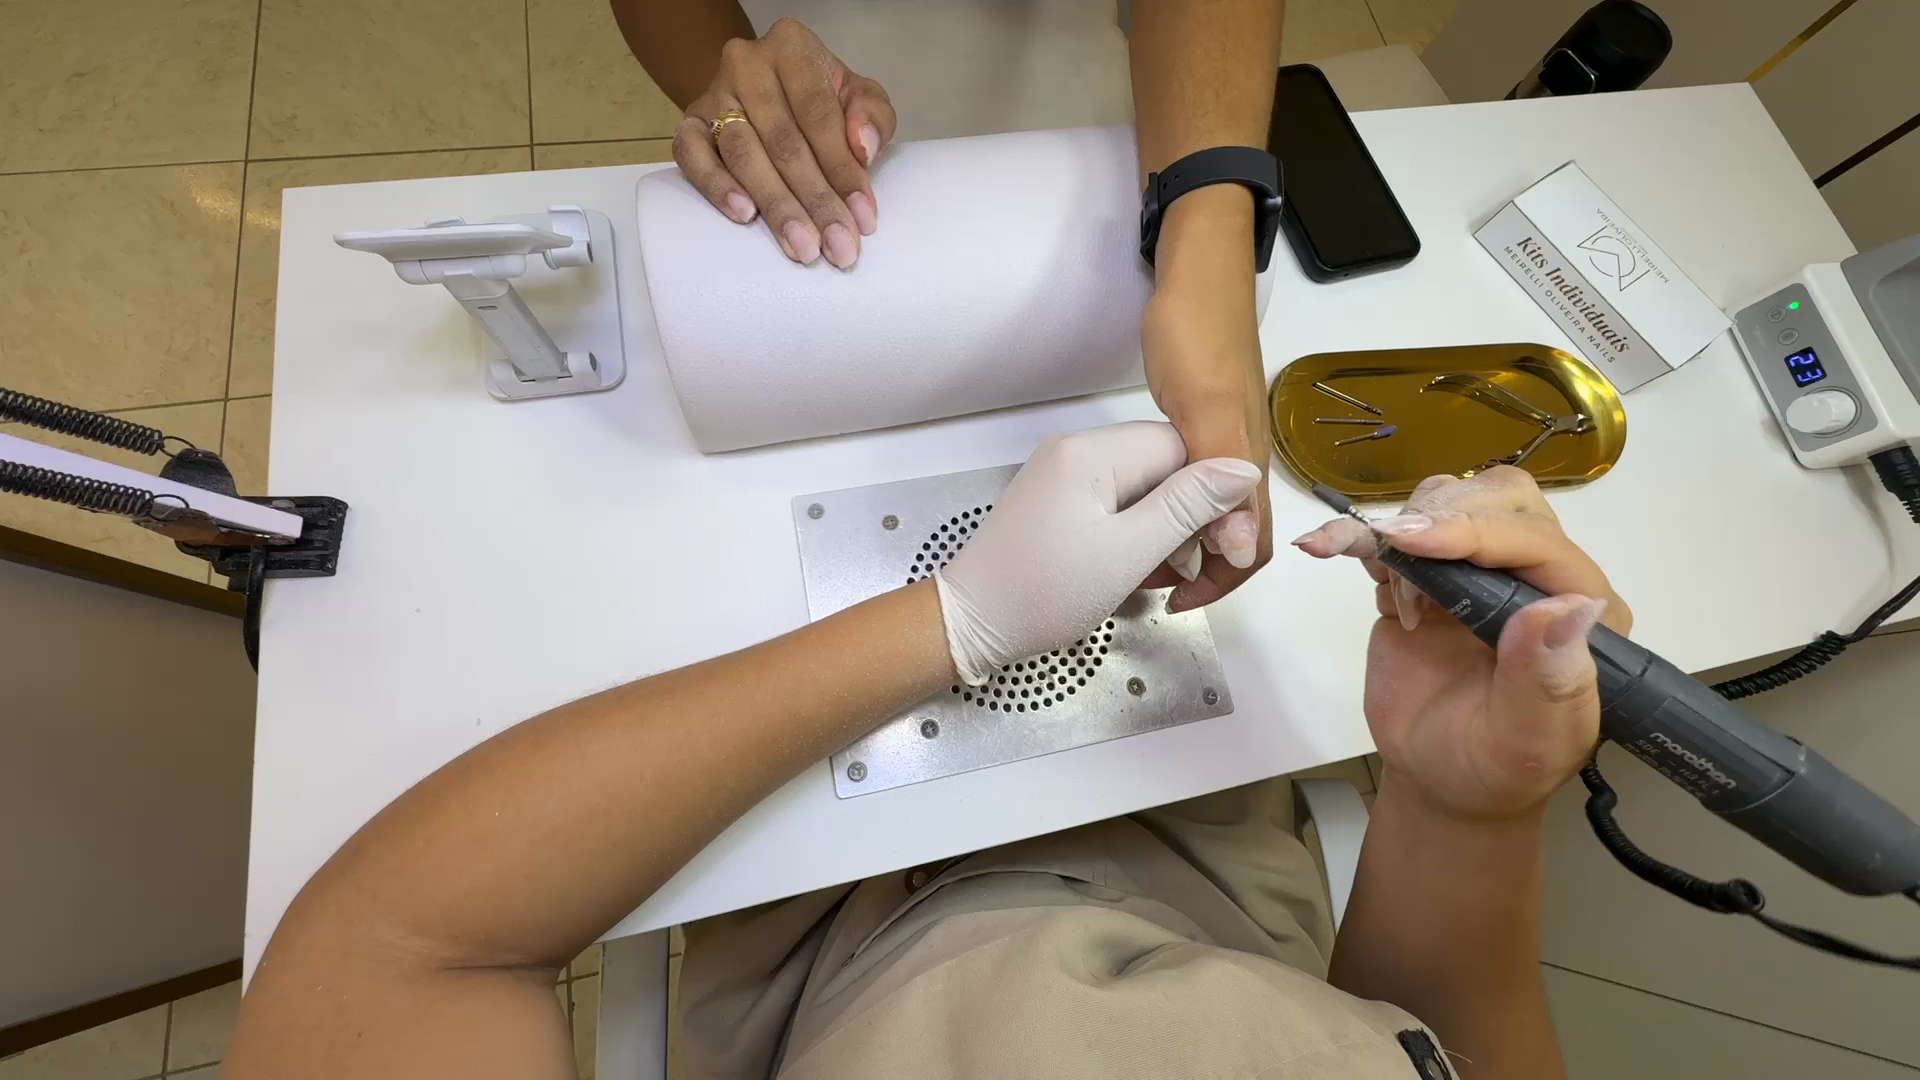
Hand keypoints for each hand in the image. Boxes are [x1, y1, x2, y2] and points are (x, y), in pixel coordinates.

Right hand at [672, 19, 894, 268]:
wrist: (768, 94)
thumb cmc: (820, 102)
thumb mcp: (858, 98)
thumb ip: (872, 116)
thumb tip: (863, 146)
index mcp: (792, 49)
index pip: (819, 116)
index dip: (843, 172)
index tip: (864, 220)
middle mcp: (747, 65)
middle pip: (784, 143)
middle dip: (816, 202)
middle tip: (838, 248)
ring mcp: (713, 95)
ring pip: (744, 155)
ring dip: (777, 207)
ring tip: (802, 248)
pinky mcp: (689, 125)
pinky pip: (692, 156)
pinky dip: (717, 186)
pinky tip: (744, 215)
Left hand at [935, 422, 1261, 684]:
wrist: (972, 624)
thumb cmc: (1045, 592)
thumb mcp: (1127, 552)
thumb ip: (1187, 506)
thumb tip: (1242, 468)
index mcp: (1090, 451)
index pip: (1182, 448)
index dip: (1213, 494)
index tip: (1221, 546)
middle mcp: (1075, 450)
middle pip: (1162, 466)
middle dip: (1187, 517)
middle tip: (1187, 570)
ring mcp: (1062, 475)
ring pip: (1142, 488)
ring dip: (1163, 530)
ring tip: (1162, 577)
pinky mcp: (1057, 501)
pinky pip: (1114, 505)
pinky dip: (1134, 535)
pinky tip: (1134, 569)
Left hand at [1140, 189, 1271, 612]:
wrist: (1194, 268)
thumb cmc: (1193, 337)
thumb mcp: (1202, 413)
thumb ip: (1214, 480)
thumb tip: (1247, 547)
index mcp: (1234, 459)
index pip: (1246, 535)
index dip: (1217, 573)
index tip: (1175, 598)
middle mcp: (1228, 453)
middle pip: (1223, 528)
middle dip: (1192, 562)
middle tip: (1147, 584)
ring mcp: (1207, 437)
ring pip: (1197, 509)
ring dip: (1172, 541)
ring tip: (1134, 563)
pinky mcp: (1185, 424)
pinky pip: (1177, 483)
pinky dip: (1158, 510)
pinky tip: (1130, 517)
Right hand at [1293, 467, 1633, 821]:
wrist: (1436, 777)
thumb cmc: (1491, 769)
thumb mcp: (1528, 740)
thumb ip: (1548, 679)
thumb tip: (1567, 606)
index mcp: (1577, 614)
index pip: (1535, 543)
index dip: (1474, 530)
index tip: (1411, 541)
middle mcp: (1527, 582)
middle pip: (1499, 500)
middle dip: (1443, 513)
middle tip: (1397, 551)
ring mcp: (1469, 579)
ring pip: (1445, 503)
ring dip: (1402, 527)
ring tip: (1384, 590)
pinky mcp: (1416, 585)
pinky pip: (1388, 541)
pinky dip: (1351, 535)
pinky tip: (1321, 545)